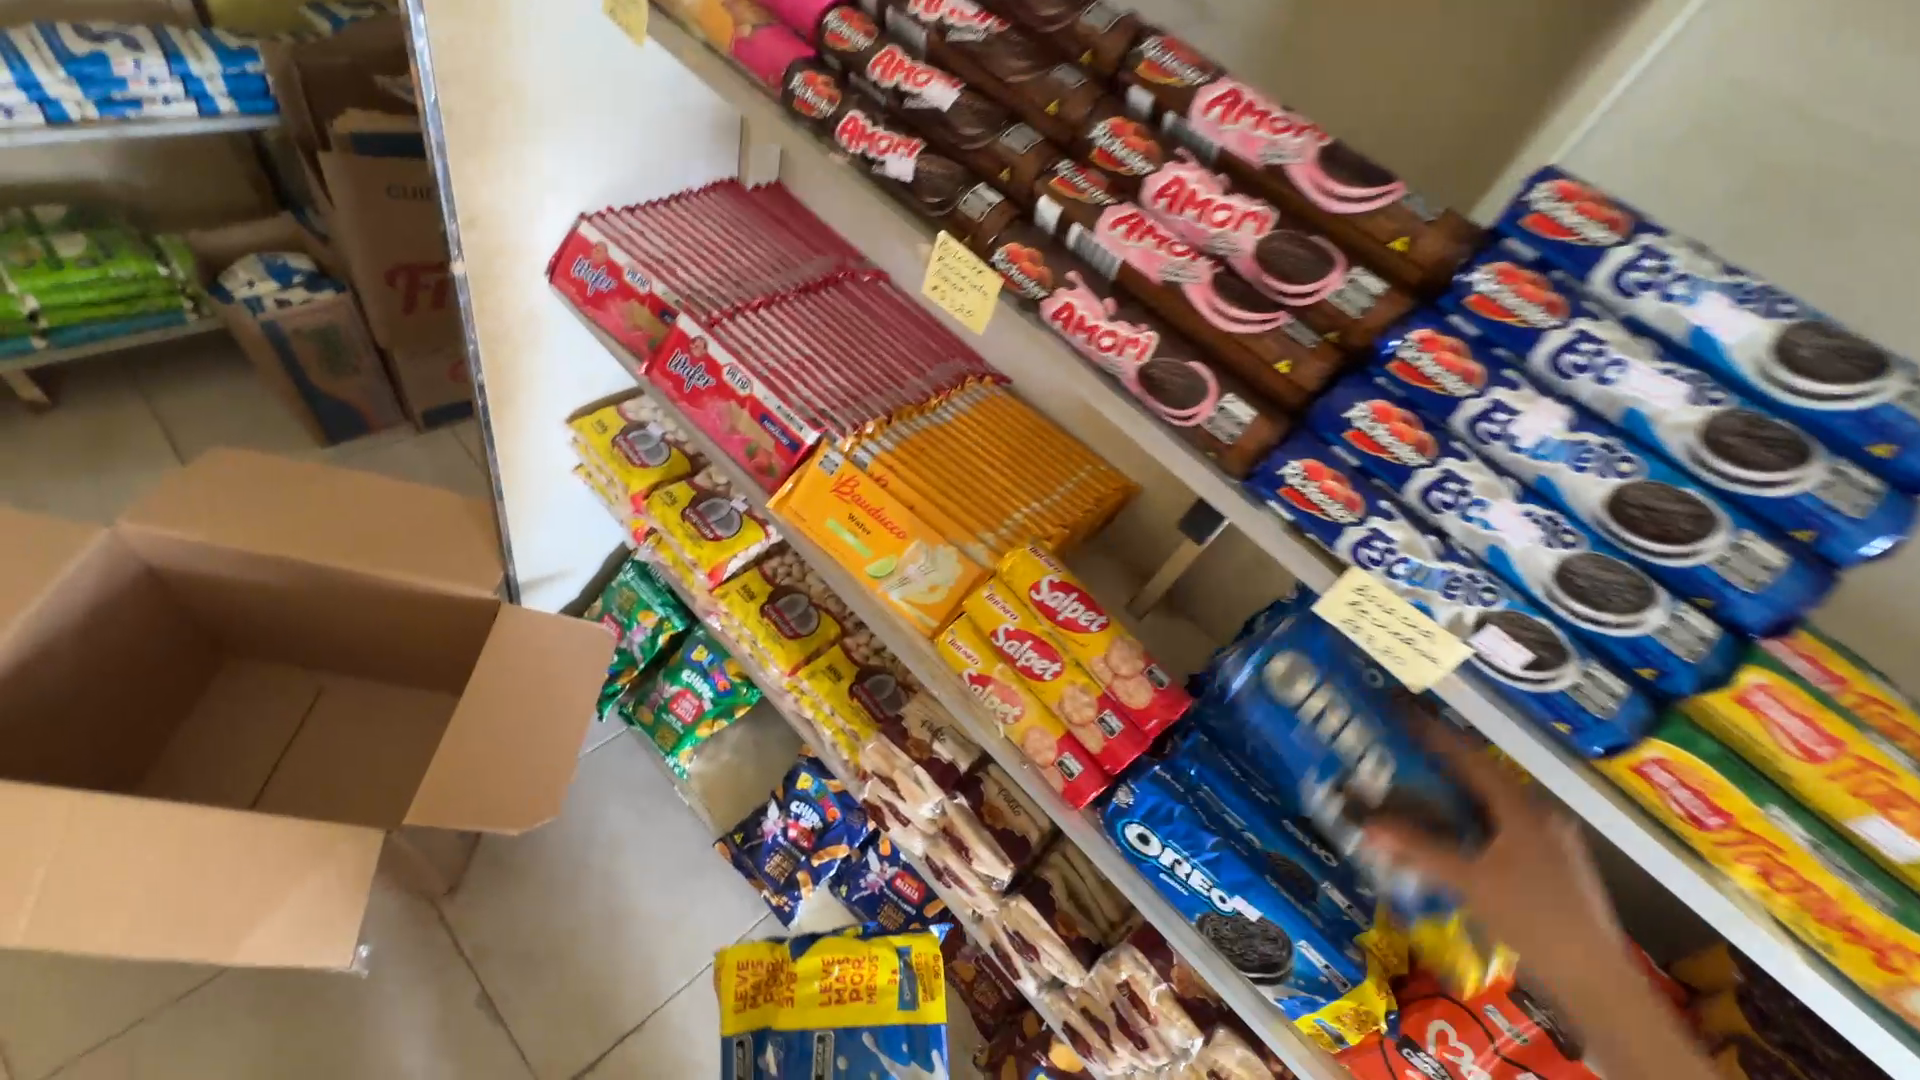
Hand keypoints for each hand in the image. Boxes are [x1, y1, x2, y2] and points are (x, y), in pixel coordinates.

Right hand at [1359, 718, 1628, 985]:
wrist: (1595, 978)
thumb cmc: (1533, 920)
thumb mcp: (1468, 882)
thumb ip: (1418, 849)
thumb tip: (1367, 824)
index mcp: (1523, 809)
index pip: (1470, 759)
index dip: (1434, 735)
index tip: (1403, 714)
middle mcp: (1540, 815)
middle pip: (1482, 779)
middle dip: (1441, 766)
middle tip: (1401, 753)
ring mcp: (1551, 840)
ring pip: (1492, 805)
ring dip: (1455, 796)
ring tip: (1416, 790)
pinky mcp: (1552, 863)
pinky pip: (1502, 826)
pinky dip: (1471, 821)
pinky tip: (1450, 834)